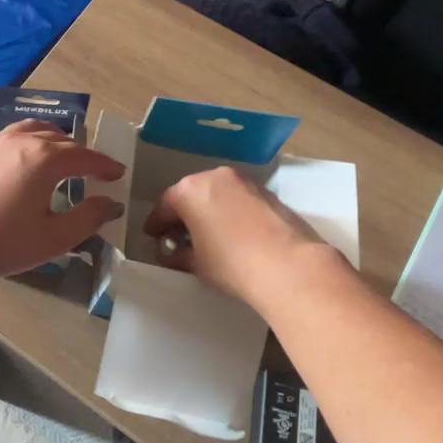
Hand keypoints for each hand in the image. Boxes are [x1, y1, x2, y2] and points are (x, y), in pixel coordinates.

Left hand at [0, 119, 124, 288]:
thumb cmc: (1, 245)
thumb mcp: (54, 239)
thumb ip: (88, 218)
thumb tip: (109, 202)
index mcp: (44, 159)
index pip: (85, 156)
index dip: (105, 165)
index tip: (119, 174)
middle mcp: (19, 142)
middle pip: (59, 139)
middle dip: (81, 153)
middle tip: (93, 170)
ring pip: (31, 131)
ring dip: (53, 141)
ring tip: (61, 156)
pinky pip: (9, 139)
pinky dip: (27, 144)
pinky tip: (23, 164)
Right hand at [143, 166, 343, 305]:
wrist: (289, 266)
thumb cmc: (231, 264)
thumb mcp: (195, 264)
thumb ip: (176, 254)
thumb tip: (170, 252)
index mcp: (189, 190)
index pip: (164, 205)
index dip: (156, 223)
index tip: (153, 236)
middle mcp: (215, 177)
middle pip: (191, 194)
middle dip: (183, 214)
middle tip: (179, 236)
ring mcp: (245, 182)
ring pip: (217, 194)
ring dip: (209, 211)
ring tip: (208, 235)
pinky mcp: (268, 192)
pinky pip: (239, 199)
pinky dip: (231, 212)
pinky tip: (234, 234)